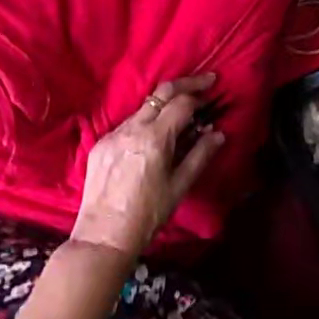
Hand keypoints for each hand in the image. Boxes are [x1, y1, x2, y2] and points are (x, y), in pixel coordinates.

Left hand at [70, 74, 225, 257]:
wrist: (104, 237)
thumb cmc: (148, 215)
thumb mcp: (179, 186)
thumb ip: (200, 155)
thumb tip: (218, 133)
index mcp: (154, 139)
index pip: (182, 103)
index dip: (199, 95)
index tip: (213, 90)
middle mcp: (132, 129)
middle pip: (161, 93)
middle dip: (185, 83)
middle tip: (204, 81)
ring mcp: (113, 134)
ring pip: (143, 108)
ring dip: (163, 106)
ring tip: (180, 115)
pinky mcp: (100, 144)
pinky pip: (127, 125)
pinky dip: (145, 123)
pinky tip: (152, 138)